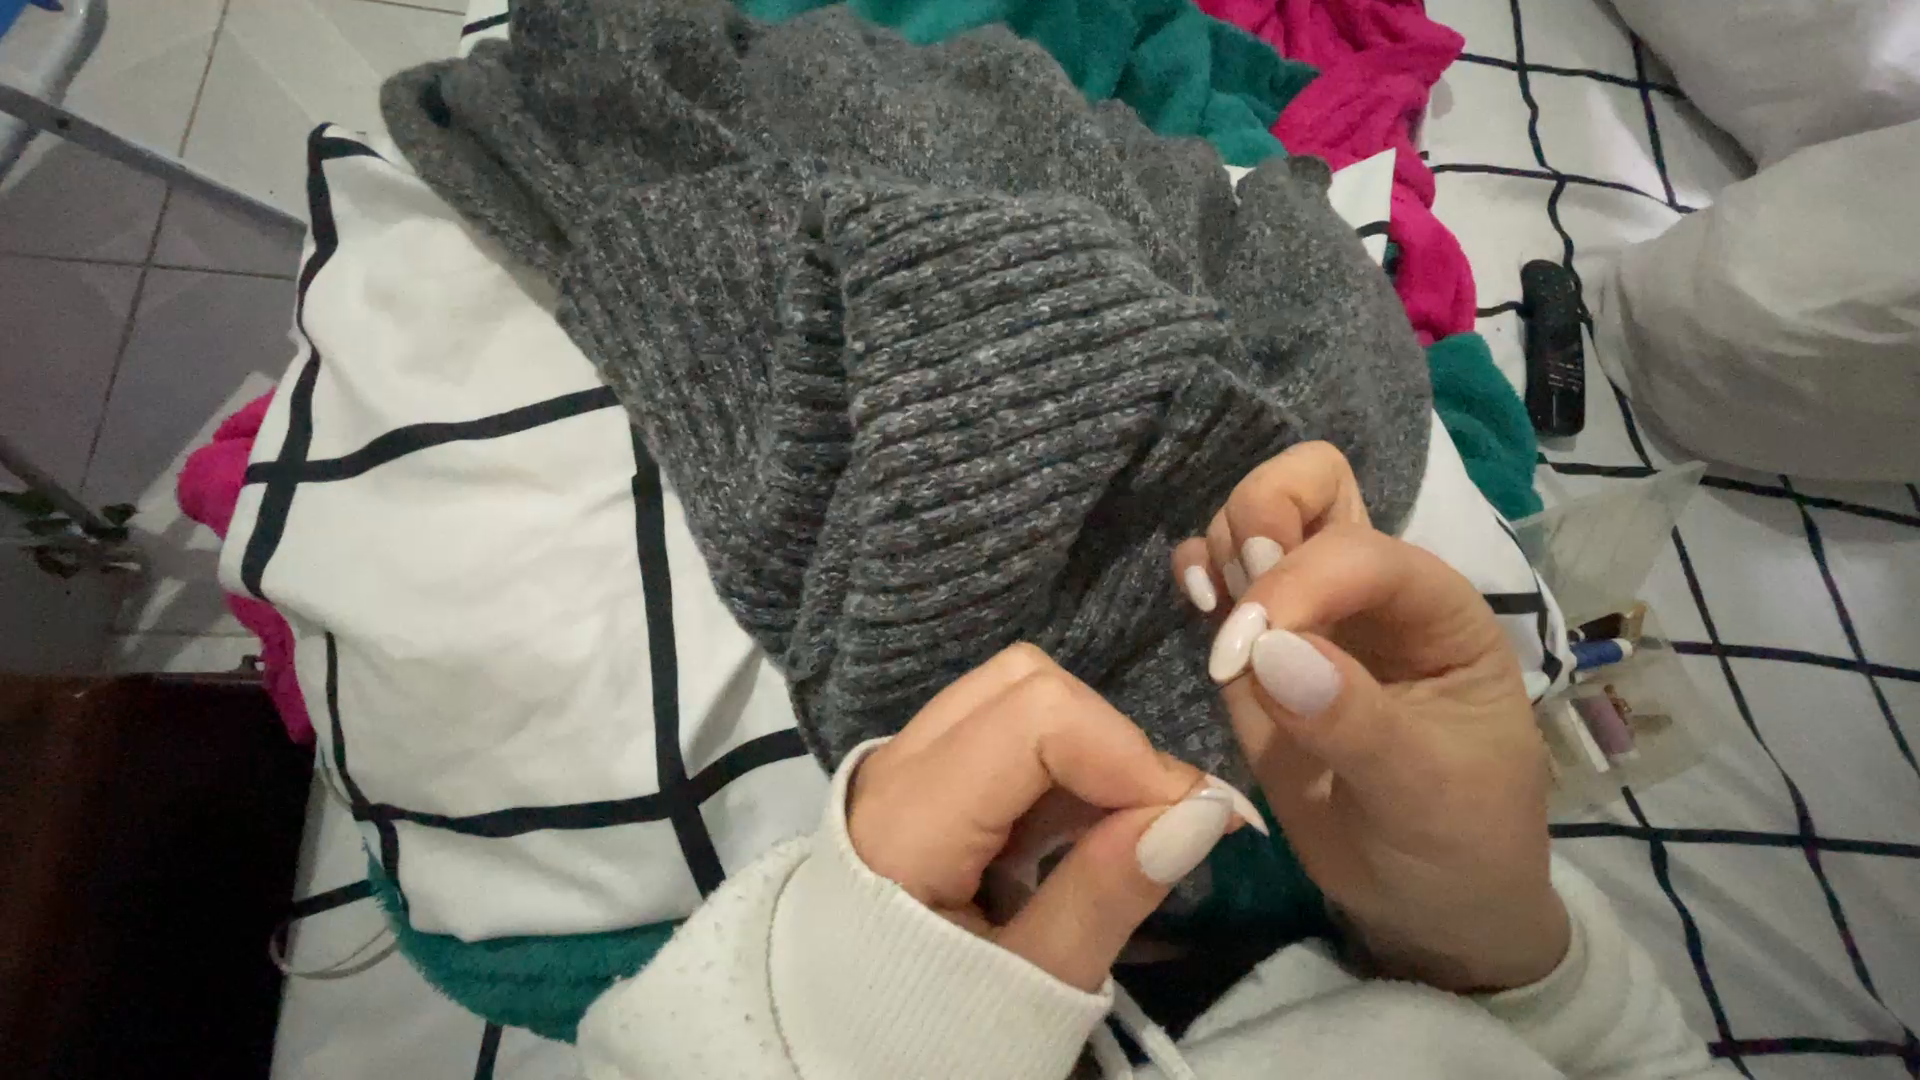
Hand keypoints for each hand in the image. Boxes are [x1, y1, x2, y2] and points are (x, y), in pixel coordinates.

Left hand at [847, 644, 1260, 990]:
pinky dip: (1057, 759)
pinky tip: (1073, 827)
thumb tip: (1201, 812)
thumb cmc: (929, 1030)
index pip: (1035, 716)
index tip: (1194, 816)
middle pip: (1021, 681)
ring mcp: (901, 758)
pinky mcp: (917, 769)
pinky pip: (999, 725)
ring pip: (1012, 691)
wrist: (840, 1039)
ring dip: (1084, 745)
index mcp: (908, 819)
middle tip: (1153, 819)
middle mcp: (896, 764)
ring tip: (1114, 830)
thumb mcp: (1031, 986)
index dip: (1126, 750)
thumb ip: (1106, 892)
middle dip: (1106, 736)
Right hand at [1174, 445, 1567, 993]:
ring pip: (1254, 515)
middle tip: (1239, 593)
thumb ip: (1355, 720)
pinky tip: (1198, 605)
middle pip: (1311, 482)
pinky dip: (1196, 569)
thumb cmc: (1456, 840)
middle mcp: (1369, 591)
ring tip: (1219, 618)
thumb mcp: (1427, 794)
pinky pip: (1218, 569)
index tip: (1248, 655)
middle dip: (1263, 512)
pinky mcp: (1255, 640)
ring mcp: (1308, 610)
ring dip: (1225, 546)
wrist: (1421, 896)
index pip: (1357, 549)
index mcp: (1436, 608)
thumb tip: (1269, 650)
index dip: (1297, 582)